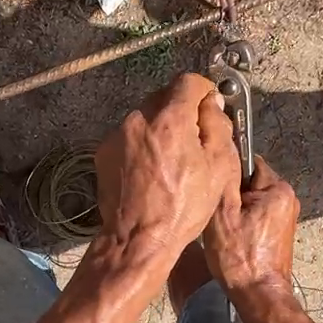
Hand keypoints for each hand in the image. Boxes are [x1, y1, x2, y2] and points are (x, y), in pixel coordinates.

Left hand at [93, 73, 240, 261]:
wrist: (137, 240)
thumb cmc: (181, 210)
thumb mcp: (217, 169)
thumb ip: (217, 126)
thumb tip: (211, 103)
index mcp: (170, 120)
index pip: (188, 82)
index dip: (203, 91)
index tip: (209, 105)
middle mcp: (138, 120)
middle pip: (164, 96)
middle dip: (181, 110)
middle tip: (193, 137)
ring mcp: (117, 136)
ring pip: (145, 117)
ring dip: (160, 127)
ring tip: (171, 159)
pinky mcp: (104, 153)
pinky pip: (128, 136)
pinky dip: (142, 144)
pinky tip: (151, 170)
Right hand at [205, 155, 298, 295]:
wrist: (258, 295)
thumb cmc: (239, 258)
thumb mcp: (222, 213)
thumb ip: (226, 179)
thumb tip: (224, 151)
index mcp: (278, 189)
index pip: (249, 162)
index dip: (228, 174)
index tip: (216, 192)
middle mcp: (288, 199)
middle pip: (251, 183)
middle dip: (232, 195)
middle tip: (218, 217)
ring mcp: (286, 217)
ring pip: (252, 201)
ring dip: (236, 211)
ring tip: (225, 231)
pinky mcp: (281, 233)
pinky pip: (258, 217)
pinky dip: (244, 224)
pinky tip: (234, 240)